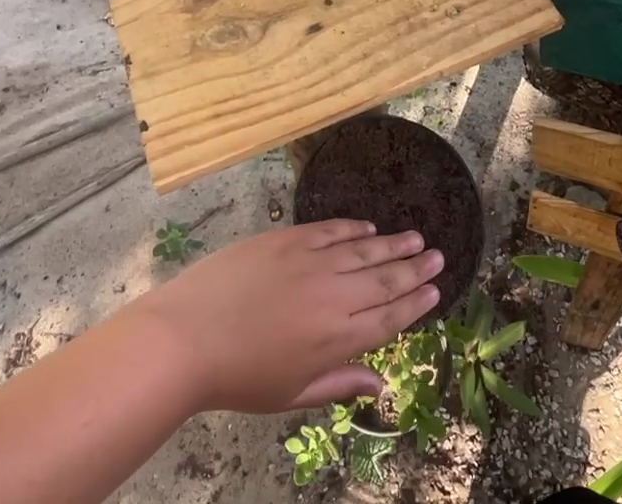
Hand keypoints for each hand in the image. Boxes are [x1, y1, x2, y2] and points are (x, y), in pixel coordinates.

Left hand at [132, 219, 442, 413]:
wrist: (184, 339)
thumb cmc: (236, 377)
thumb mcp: (290, 395)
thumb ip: (339, 384)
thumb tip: (380, 386)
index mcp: (336, 339)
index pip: (388, 318)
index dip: (415, 303)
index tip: (435, 290)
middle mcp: (333, 297)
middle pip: (384, 280)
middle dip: (415, 268)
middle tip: (437, 256)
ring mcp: (310, 263)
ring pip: (364, 250)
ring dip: (392, 244)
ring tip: (415, 237)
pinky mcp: (287, 240)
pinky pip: (330, 230)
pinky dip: (352, 228)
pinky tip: (368, 227)